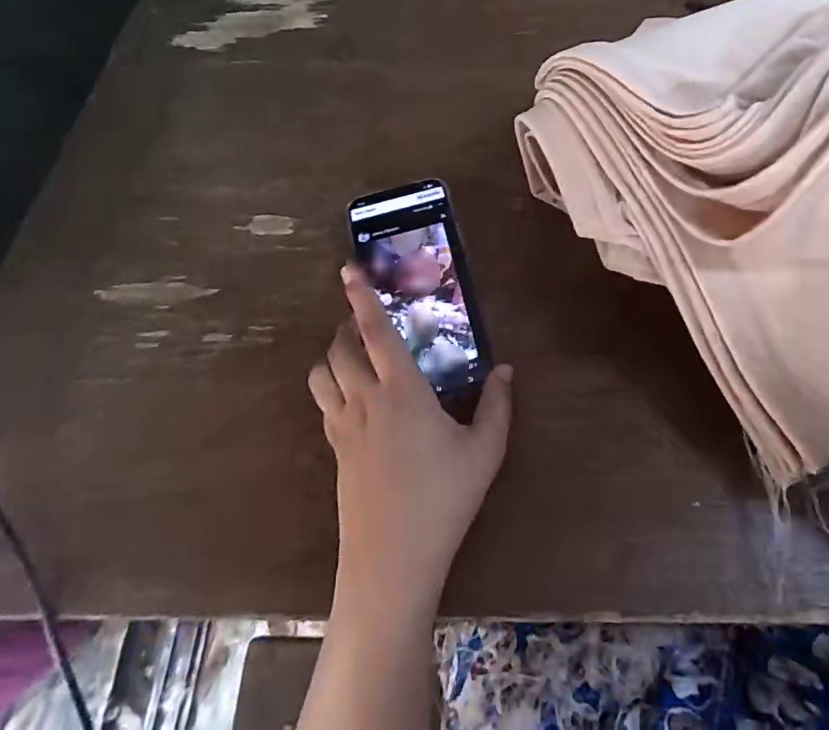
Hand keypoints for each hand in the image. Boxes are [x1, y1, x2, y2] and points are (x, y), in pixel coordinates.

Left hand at [308, 265, 513, 599]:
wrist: (392, 560)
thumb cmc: (443, 500)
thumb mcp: (485, 451)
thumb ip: (498, 405)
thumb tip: (507, 369)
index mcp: (402, 391)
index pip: (374, 331)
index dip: (361, 296)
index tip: (348, 269)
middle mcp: (365, 399)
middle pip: (339, 347)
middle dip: (347, 325)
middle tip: (368, 321)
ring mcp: (343, 426)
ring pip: (321, 374)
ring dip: (333, 355)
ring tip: (356, 355)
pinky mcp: (334, 450)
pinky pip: (324, 403)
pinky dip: (332, 386)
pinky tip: (357, 398)